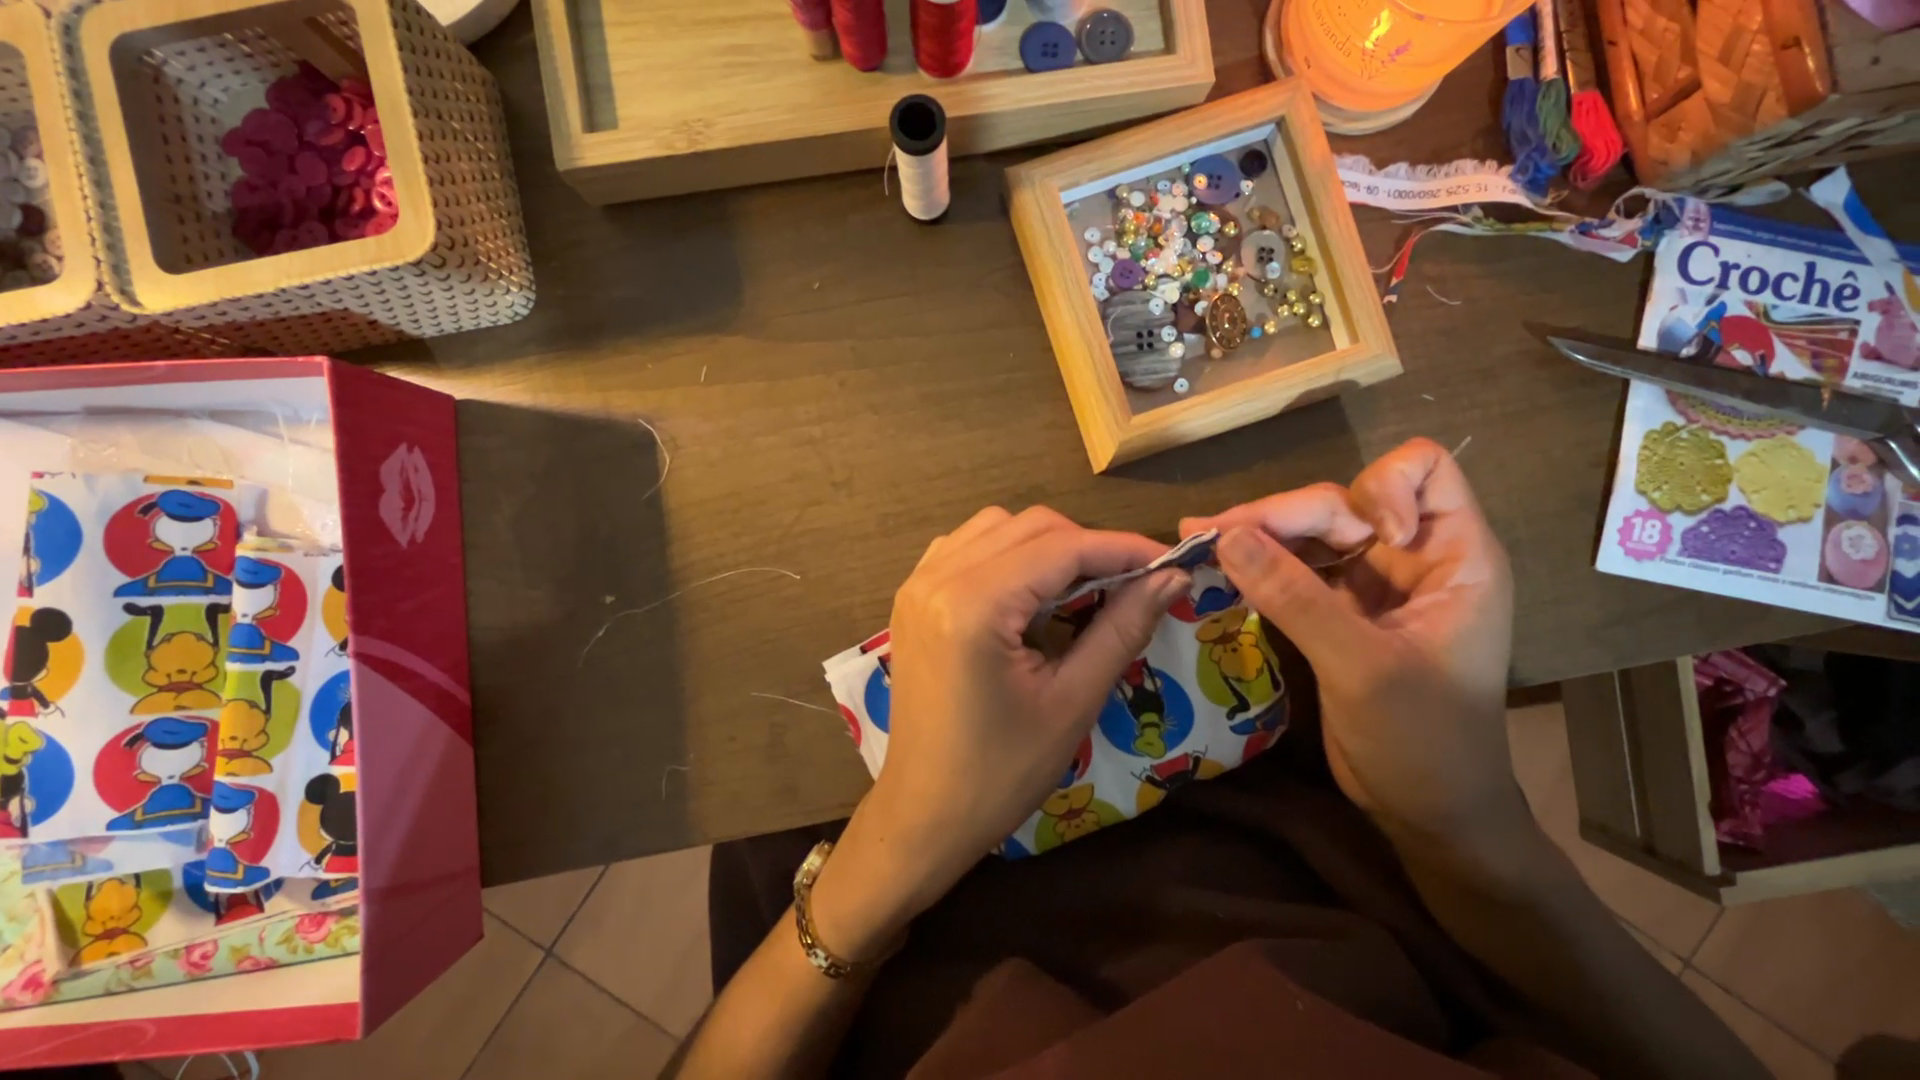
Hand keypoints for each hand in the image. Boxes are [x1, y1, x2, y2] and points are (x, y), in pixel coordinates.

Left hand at [812, 508, 1185, 958]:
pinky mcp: (912, 597)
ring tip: (1082, 591)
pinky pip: (967, 546)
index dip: (1124, 548)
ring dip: (1046, 546)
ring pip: (998, 527)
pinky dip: (1007, 554)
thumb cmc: (1002, 771)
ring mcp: (918, 584)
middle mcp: (938, 578)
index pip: (1062, 547)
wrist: (926, 812)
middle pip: (1031, 525)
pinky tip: (1029, 593)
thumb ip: (1122, 628)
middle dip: (1087, 547)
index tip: (1172, 563)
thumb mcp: (1073, 701)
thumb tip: (1172, 577)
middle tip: (1131, 585)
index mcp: (974, 605)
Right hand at [1180, 439, 1523, 856]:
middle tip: (1214, 535)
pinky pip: (1293, 569)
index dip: (1380, 489)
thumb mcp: (1361, 666)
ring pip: (1310, 532)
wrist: (1429, 814)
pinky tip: (1214, 565)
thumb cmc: (1424, 741)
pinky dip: (1255, 565)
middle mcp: (1412, 558)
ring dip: (1257, 534)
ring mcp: (1371, 584)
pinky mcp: (1337, 611)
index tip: (1352, 538)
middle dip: (1283, 516)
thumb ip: (1295, 597)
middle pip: (1344, 502)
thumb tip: (1225, 536)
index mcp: (1454, 557)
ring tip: (1197, 540)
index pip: (1424, 472)